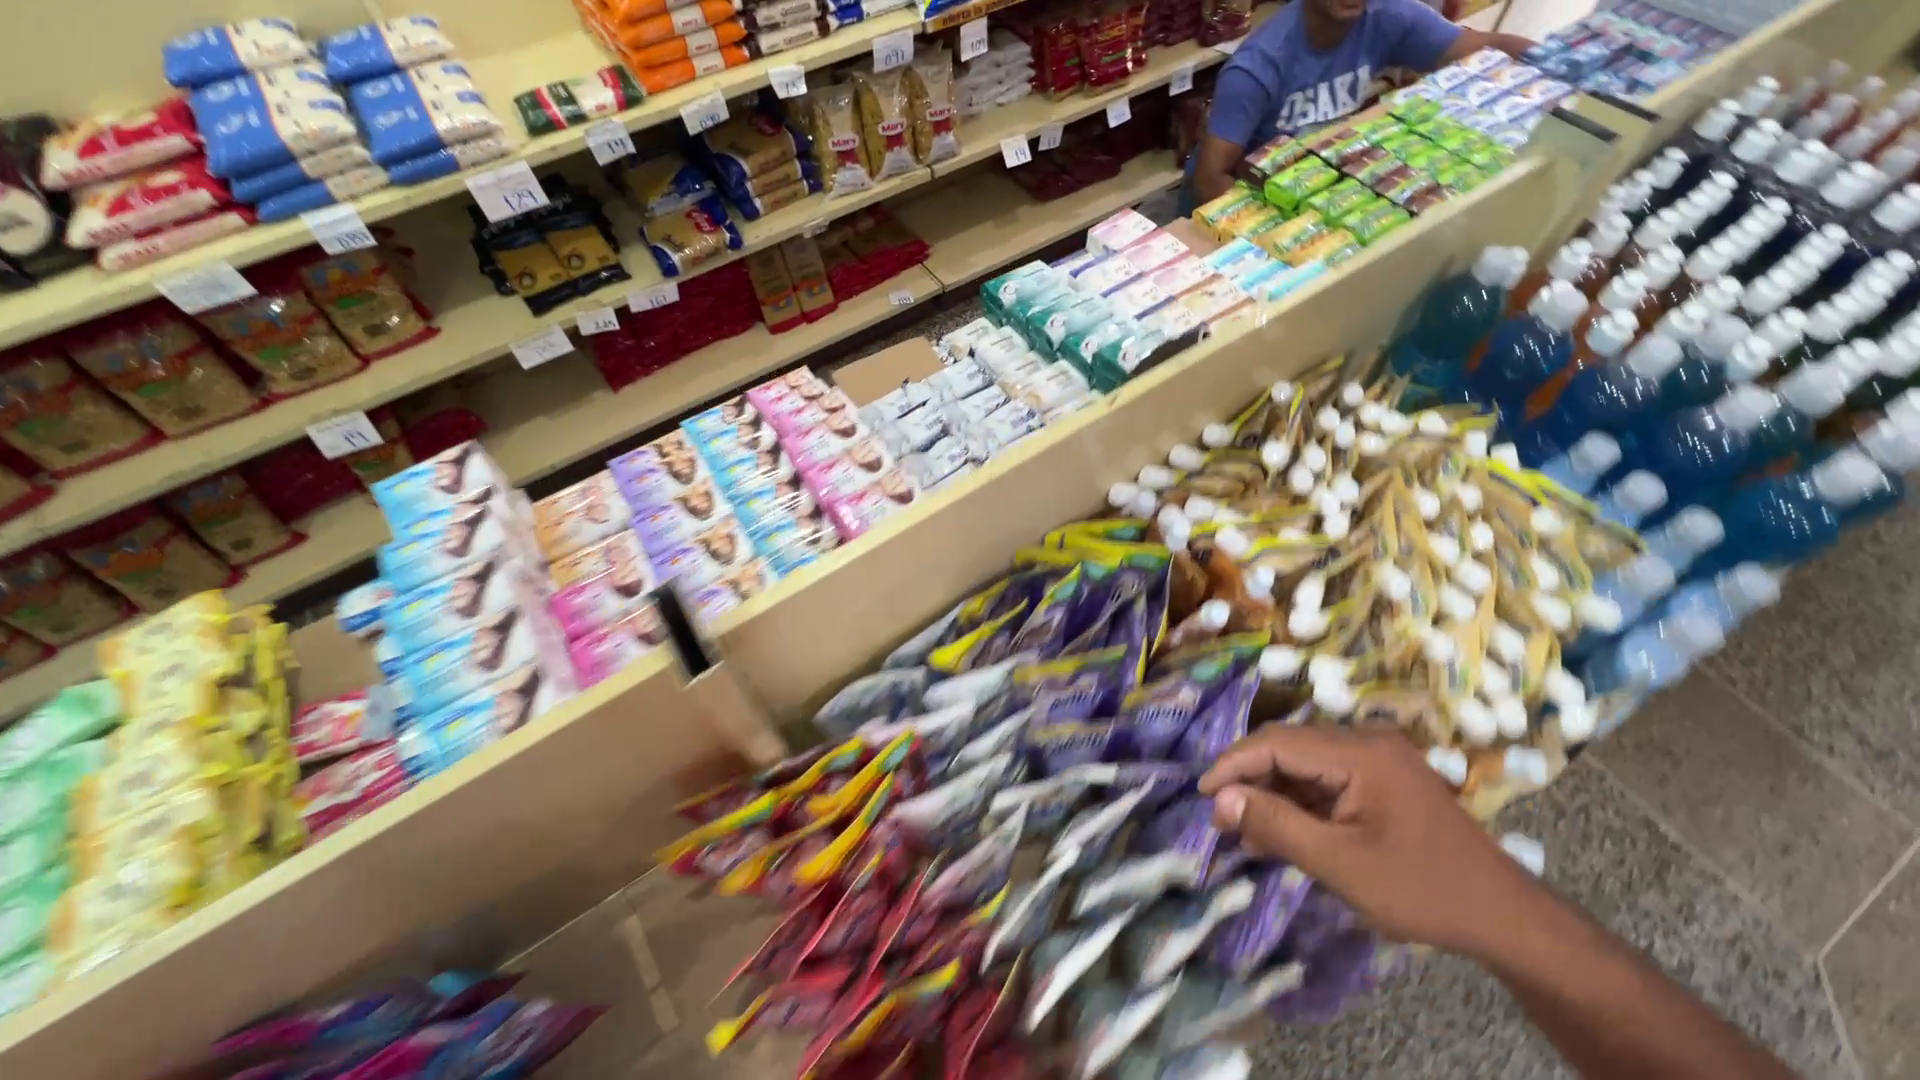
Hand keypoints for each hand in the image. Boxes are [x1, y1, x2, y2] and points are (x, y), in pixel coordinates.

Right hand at [1198, 726, 1544, 956]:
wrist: (1504, 917)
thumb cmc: (1420, 889)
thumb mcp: (1339, 863)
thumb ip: (1275, 826)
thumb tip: (1218, 800)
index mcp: (1361, 754)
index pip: (1278, 742)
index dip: (1233, 764)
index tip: (1201, 795)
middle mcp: (1369, 743)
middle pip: (1290, 747)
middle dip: (1250, 778)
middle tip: (1219, 815)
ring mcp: (1381, 761)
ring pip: (1306, 764)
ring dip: (1273, 793)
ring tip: (1243, 830)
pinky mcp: (1386, 782)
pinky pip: (1329, 780)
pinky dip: (1301, 803)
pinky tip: (1281, 833)